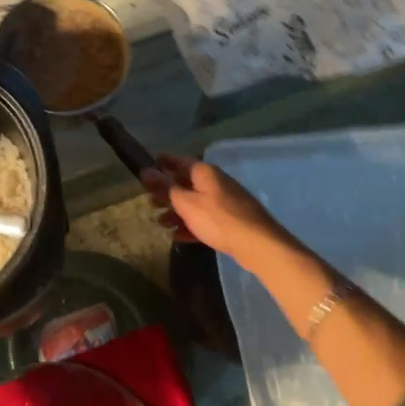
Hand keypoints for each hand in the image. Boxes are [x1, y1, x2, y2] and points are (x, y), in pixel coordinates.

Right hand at [140, 154, 287, 266]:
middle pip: (187, 183)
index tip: (150, 165)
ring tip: (161, 223)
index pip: (180, 160)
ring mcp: (226, 201)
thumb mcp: (186, 203)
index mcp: (205, 172)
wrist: (258, 244)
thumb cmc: (218, 219)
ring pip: (195, 202)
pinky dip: (192, 224)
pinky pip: (206, 218)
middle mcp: (216, 182)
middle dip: (168, 192)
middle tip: (151, 201)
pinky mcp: (232, 220)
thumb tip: (145, 170)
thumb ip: (165, 187)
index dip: (164, 162)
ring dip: (177, 211)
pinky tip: (179, 236)